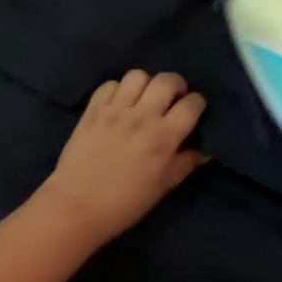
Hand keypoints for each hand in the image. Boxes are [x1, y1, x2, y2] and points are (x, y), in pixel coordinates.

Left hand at [34, 70, 206, 243]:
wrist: (77, 206)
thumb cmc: (125, 203)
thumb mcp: (164, 187)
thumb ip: (186, 163)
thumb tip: (204, 149)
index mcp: (164, 137)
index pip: (191, 104)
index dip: (197, 104)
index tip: (194, 111)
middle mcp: (142, 116)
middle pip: (167, 80)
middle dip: (176, 85)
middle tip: (172, 99)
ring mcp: (115, 109)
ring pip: (138, 76)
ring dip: (146, 84)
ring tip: (144, 99)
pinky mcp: (93, 109)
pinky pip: (110, 84)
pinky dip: (118, 90)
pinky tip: (118, 104)